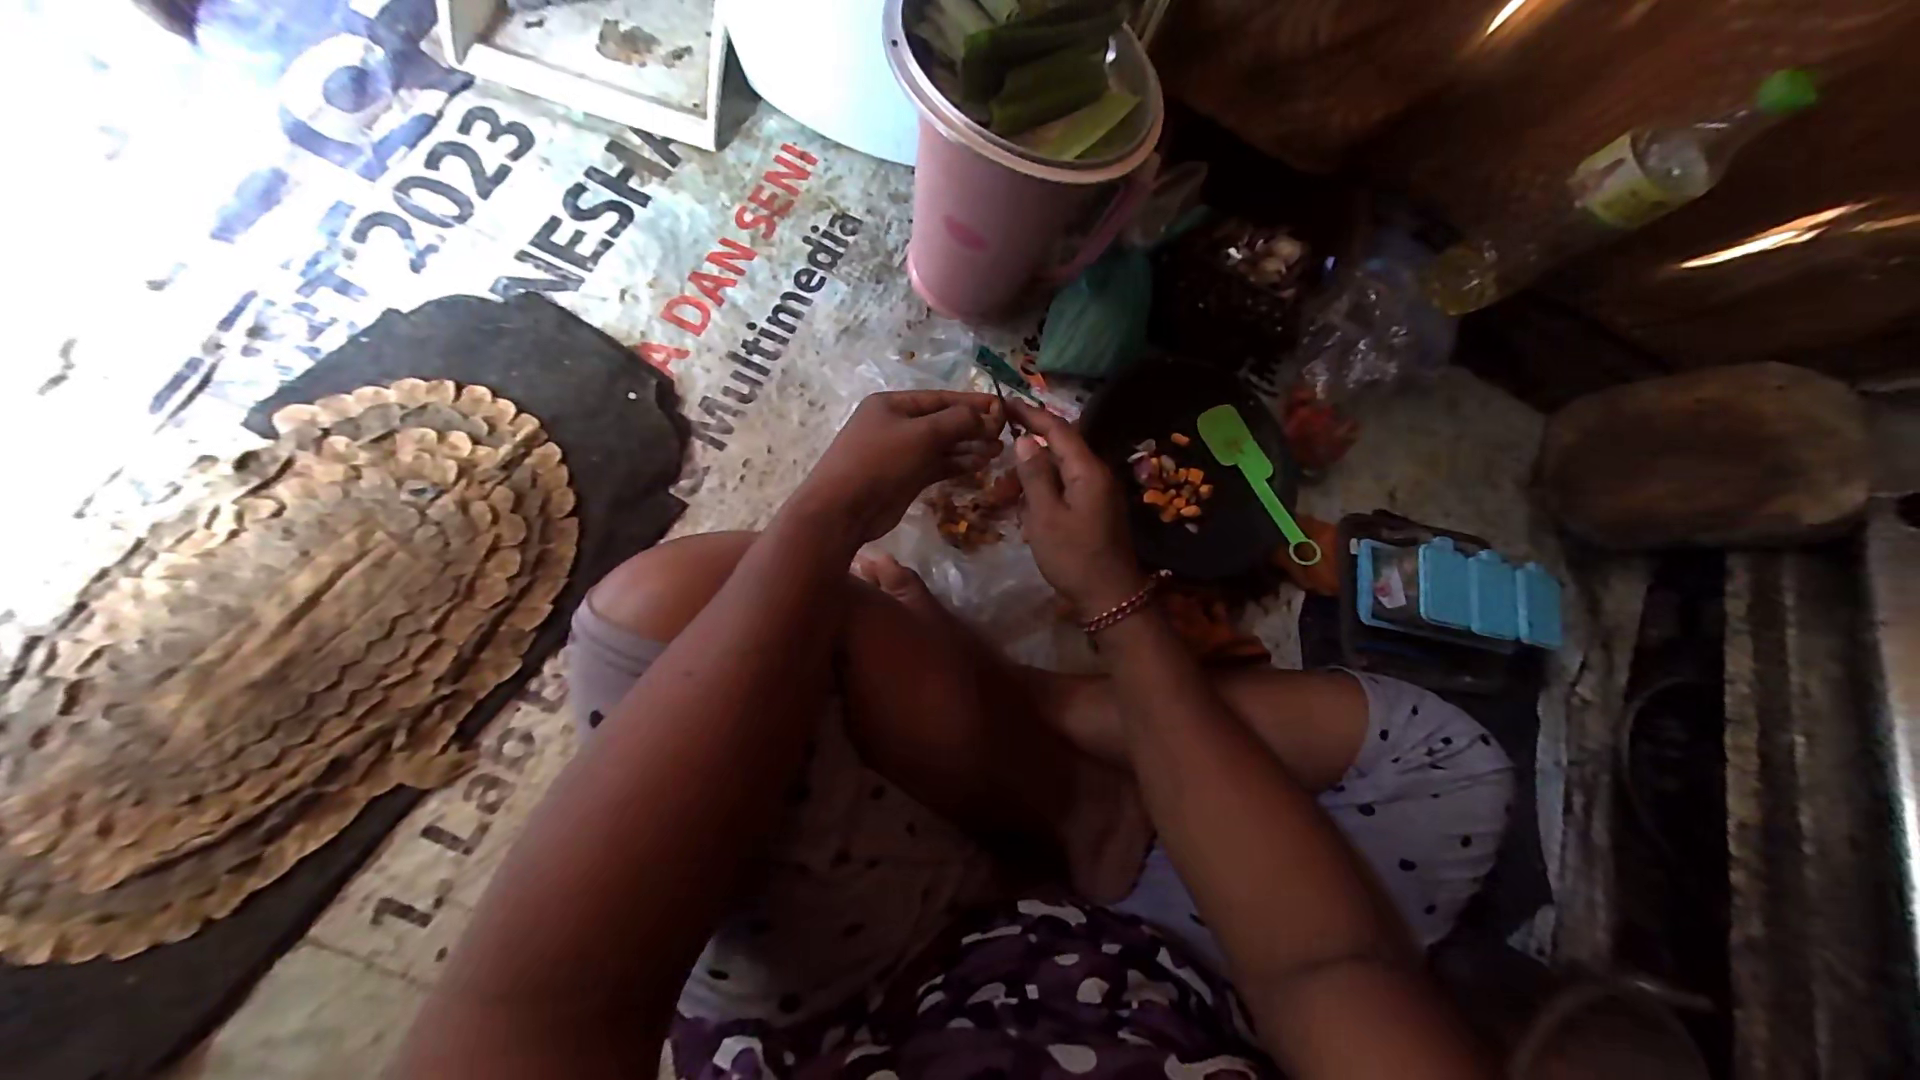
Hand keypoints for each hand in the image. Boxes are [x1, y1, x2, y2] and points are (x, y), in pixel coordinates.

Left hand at [790, 390, 1004, 544]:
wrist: (842, 510)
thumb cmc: (879, 462)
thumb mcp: (920, 434)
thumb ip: (957, 421)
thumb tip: (988, 415)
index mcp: (892, 404)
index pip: (940, 398)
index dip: (972, 402)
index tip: (1003, 407)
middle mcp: (896, 425)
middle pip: (942, 421)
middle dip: (973, 427)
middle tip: (1005, 434)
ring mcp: (900, 453)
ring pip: (941, 445)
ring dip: (969, 447)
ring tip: (998, 451)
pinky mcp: (905, 478)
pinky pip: (936, 465)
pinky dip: (957, 464)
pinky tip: (980, 465)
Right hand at [1004, 399, 1146, 616]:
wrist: (1109, 597)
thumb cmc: (1074, 557)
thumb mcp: (1045, 516)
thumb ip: (1035, 475)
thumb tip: (1026, 440)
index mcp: (1088, 471)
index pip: (1058, 429)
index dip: (1030, 414)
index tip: (1004, 403)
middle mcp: (1096, 475)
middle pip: (1058, 450)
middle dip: (1025, 455)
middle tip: (995, 464)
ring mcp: (1098, 494)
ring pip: (1058, 473)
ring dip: (1031, 480)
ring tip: (1004, 497)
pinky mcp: (1094, 511)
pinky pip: (1064, 491)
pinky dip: (1042, 496)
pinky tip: (1025, 512)